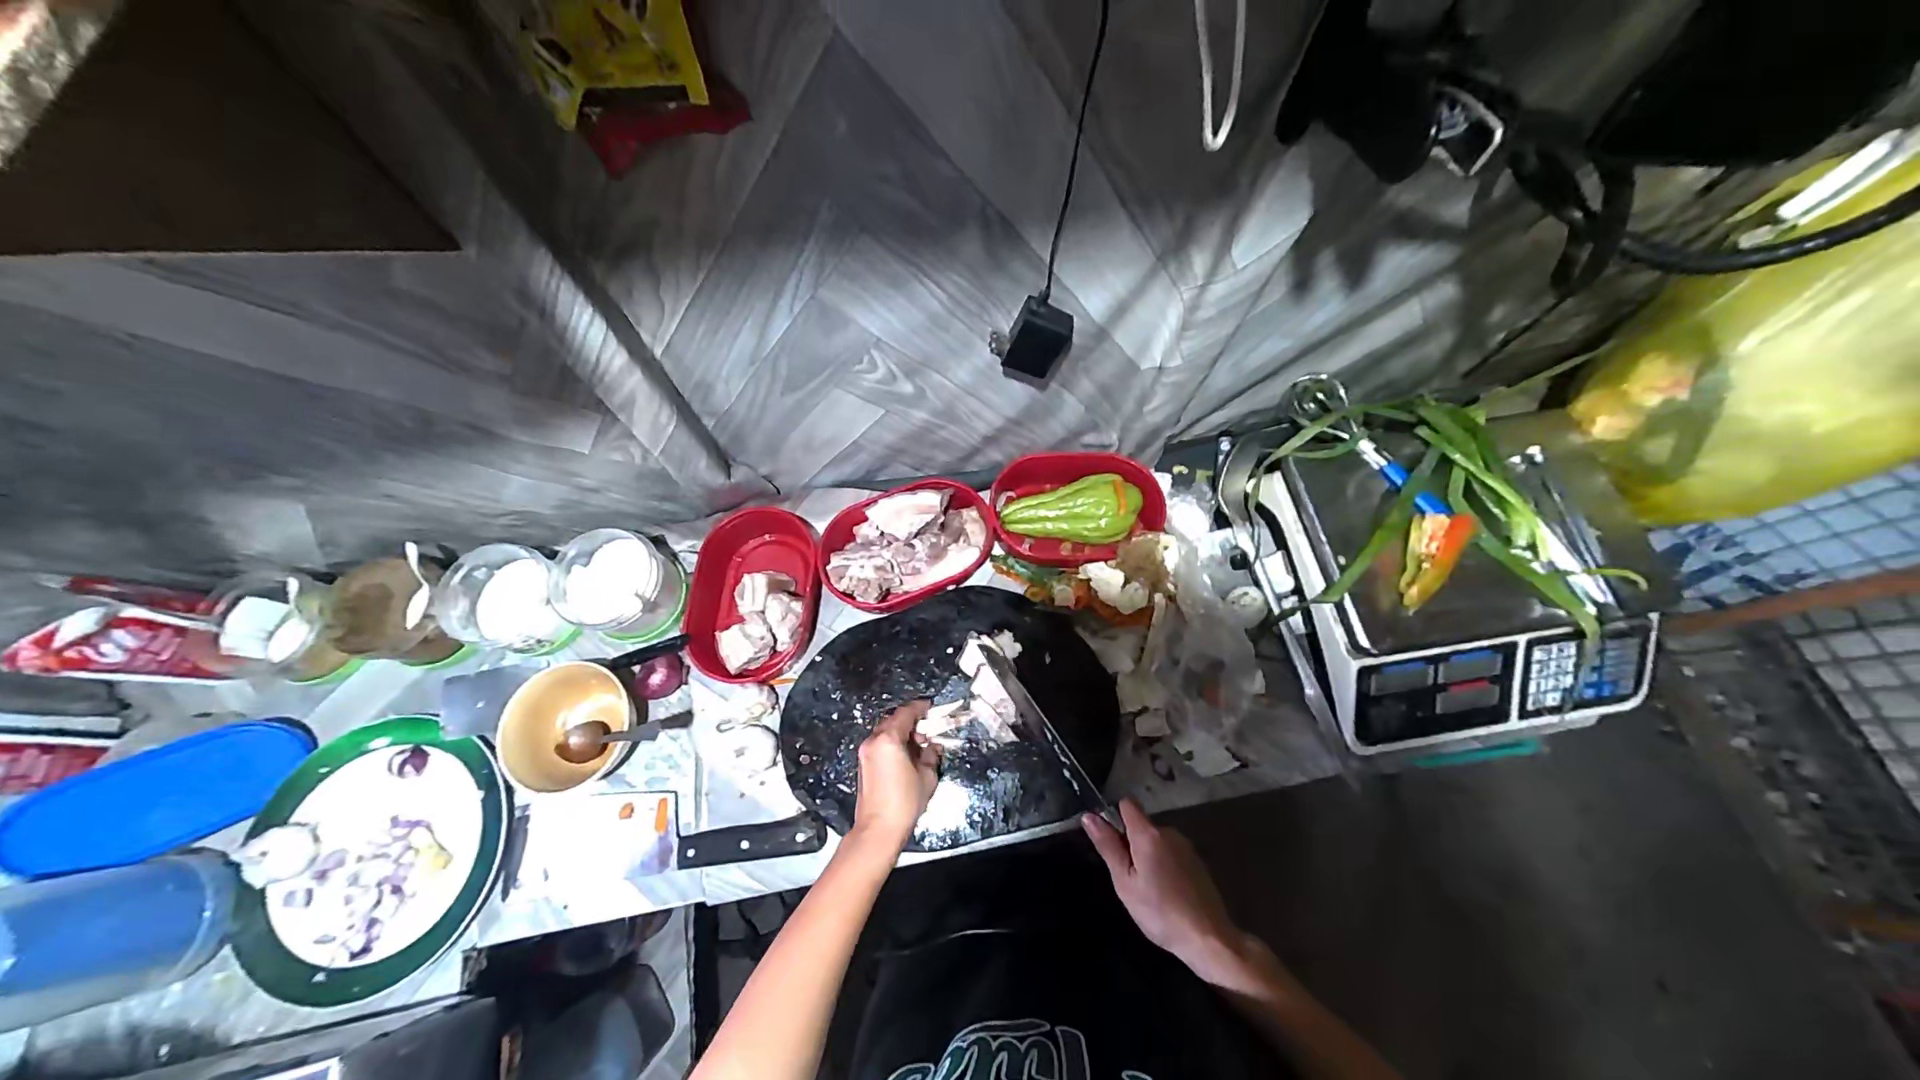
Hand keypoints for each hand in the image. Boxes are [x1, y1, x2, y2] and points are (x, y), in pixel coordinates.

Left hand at [852, 701, 940, 851]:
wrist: (878, 829)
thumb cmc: (903, 804)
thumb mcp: (927, 777)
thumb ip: (931, 756)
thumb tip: (932, 748)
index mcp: (888, 739)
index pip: (905, 713)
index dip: (920, 708)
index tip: (930, 707)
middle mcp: (873, 742)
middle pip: (893, 720)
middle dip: (911, 722)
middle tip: (928, 730)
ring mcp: (865, 753)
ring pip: (885, 733)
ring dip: (901, 734)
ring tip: (919, 746)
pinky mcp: (863, 765)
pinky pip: (880, 745)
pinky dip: (893, 744)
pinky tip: (906, 758)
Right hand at [1083, 799, 1250, 984]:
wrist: (1209, 938)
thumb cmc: (1160, 912)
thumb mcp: (1125, 882)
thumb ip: (1108, 846)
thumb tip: (1089, 816)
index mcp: (1149, 834)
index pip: (1127, 804)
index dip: (1114, 817)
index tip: (1111, 842)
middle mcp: (1169, 833)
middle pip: (1142, 825)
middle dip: (1130, 843)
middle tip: (1128, 877)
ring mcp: (1186, 847)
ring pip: (1156, 841)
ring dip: (1147, 856)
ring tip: (1147, 890)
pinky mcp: (1198, 863)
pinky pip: (1171, 854)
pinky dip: (1164, 866)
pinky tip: (1166, 894)